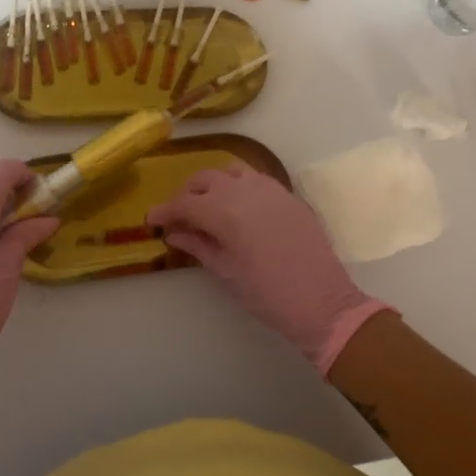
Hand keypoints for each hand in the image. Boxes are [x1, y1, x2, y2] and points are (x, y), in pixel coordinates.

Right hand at [148, 164, 389, 372]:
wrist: (323, 303)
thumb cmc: (268, 294)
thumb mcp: (226, 272)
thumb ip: (198, 245)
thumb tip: (174, 233)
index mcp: (225, 212)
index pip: (185, 203)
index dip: (166, 211)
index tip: (152, 220)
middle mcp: (245, 191)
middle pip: (205, 180)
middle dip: (187, 194)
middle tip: (180, 217)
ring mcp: (270, 190)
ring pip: (230, 172)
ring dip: (213, 184)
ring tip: (208, 207)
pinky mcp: (288, 196)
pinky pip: (255, 178)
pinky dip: (238, 185)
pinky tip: (237, 207)